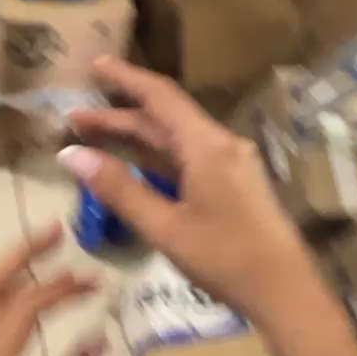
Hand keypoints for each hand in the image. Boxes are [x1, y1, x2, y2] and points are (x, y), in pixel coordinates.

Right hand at [61, 57, 326, 326]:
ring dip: (137, 138)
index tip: (94, 64)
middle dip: (119, 116)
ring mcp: (231, 164)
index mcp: (206, 145)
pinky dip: (158, 158)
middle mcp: (221, 144)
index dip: (125, 78)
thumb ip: (118, 188)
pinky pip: (189, 159)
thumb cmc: (225, 258)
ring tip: (95, 139)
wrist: (285, 291)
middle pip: (164, 119)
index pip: (159, 96)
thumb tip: (71, 155)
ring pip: (176, 140)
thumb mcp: (165, 226)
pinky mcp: (235, 184)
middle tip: (75, 117)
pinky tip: (135, 167)